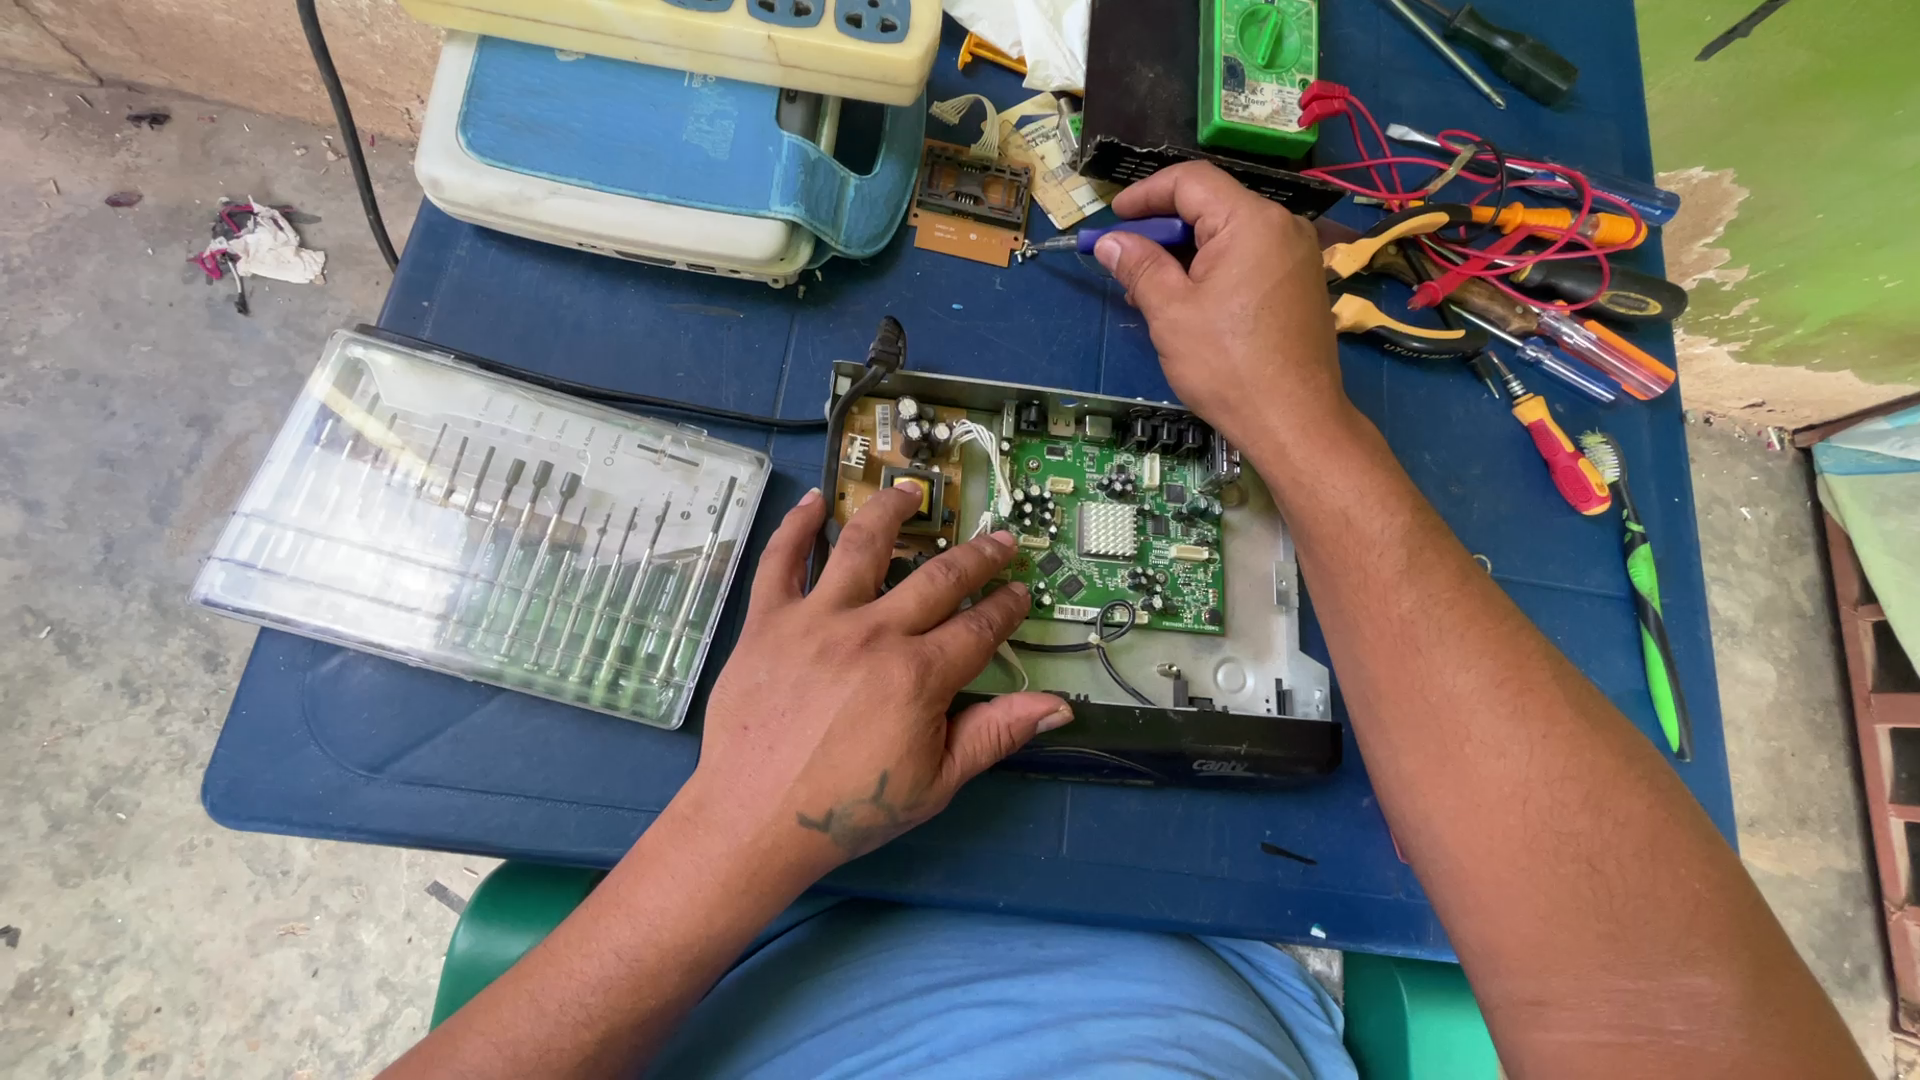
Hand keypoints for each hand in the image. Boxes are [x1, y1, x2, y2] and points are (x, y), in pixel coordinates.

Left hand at [677, 483, 1072, 883]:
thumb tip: (1059, 707)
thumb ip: (997, 735)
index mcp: (918, 675)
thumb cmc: (849, 809)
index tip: (1021, 593)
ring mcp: (816, 619)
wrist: (753, 820)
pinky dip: (797, 525)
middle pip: (939, 578)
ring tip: (911, 490)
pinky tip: (814, 500)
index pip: (980, 628)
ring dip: (892, 511)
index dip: (1007, 608)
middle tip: (999, 539)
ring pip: (861, 545)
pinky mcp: (768, 620)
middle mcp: (873, 632)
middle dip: (978, 556)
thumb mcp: (936, 783)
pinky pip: (781, 560)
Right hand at [1094, 162, 1350, 450]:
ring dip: (1184, 257)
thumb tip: (1111, 242)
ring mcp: (1296, 257)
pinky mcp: (1299, 286)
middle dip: (1162, 232)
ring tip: (1150, 296)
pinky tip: (1189, 307)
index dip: (1146, 193)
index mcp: (1250, 221)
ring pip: (1227, 238)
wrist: (1293, 420)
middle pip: (1211, 208)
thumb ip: (1140, 268)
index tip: (1114, 216)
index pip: (1191, 181)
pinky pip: (1247, 261)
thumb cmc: (1227, 365)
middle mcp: (1281, 227)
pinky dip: (1212, 273)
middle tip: (1127, 267)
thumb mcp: (1171, 313)